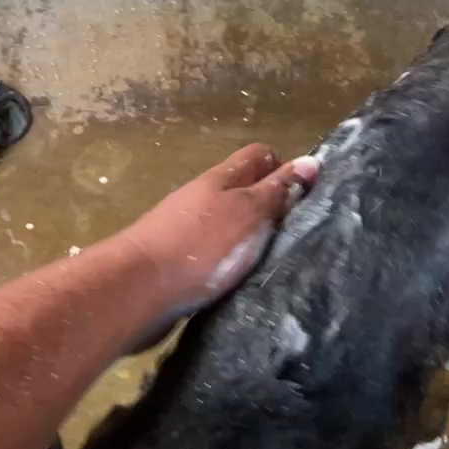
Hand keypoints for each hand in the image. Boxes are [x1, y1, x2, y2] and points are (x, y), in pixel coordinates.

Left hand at [117, 144, 319, 315]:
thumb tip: (311, 161)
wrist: (137, 291)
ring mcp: (189, 233)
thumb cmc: (200, 246)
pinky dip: (232, 269)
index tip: (308, 198)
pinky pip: (216, 259)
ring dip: (253, 244)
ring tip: (280, 265)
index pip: (259, 156)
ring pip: (232, 229)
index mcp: (221, 180)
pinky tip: (246, 286)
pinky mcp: (181, 267)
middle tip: (301, 236)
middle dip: (273, 211)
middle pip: (245, 193)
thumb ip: (277, 190)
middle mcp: (204, 201)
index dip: (285, 169)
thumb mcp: (248, 213)